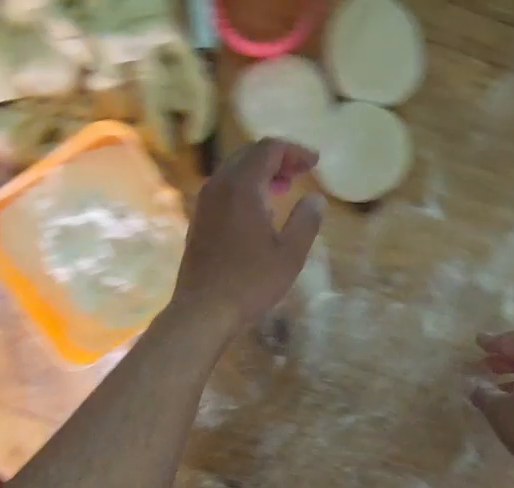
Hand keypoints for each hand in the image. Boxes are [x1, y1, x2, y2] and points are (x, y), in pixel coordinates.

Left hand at [171, 138, 324, 330]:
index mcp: (242, 186)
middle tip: (299, 173)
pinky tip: (258, 213)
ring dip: (260, 175)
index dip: (294, 151)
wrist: (203, 311)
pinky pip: (224, 191)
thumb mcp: (289, 255)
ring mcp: (204, 204)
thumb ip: (306, 222)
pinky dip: (245, 191)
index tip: (314, 163)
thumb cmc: (250, 283)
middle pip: (249, 155)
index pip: (269, 149)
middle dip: (277, 159)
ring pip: (234, 173)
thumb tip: (315, 199)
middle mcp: (219, 186)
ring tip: (282, 190)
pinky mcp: (198, 222)